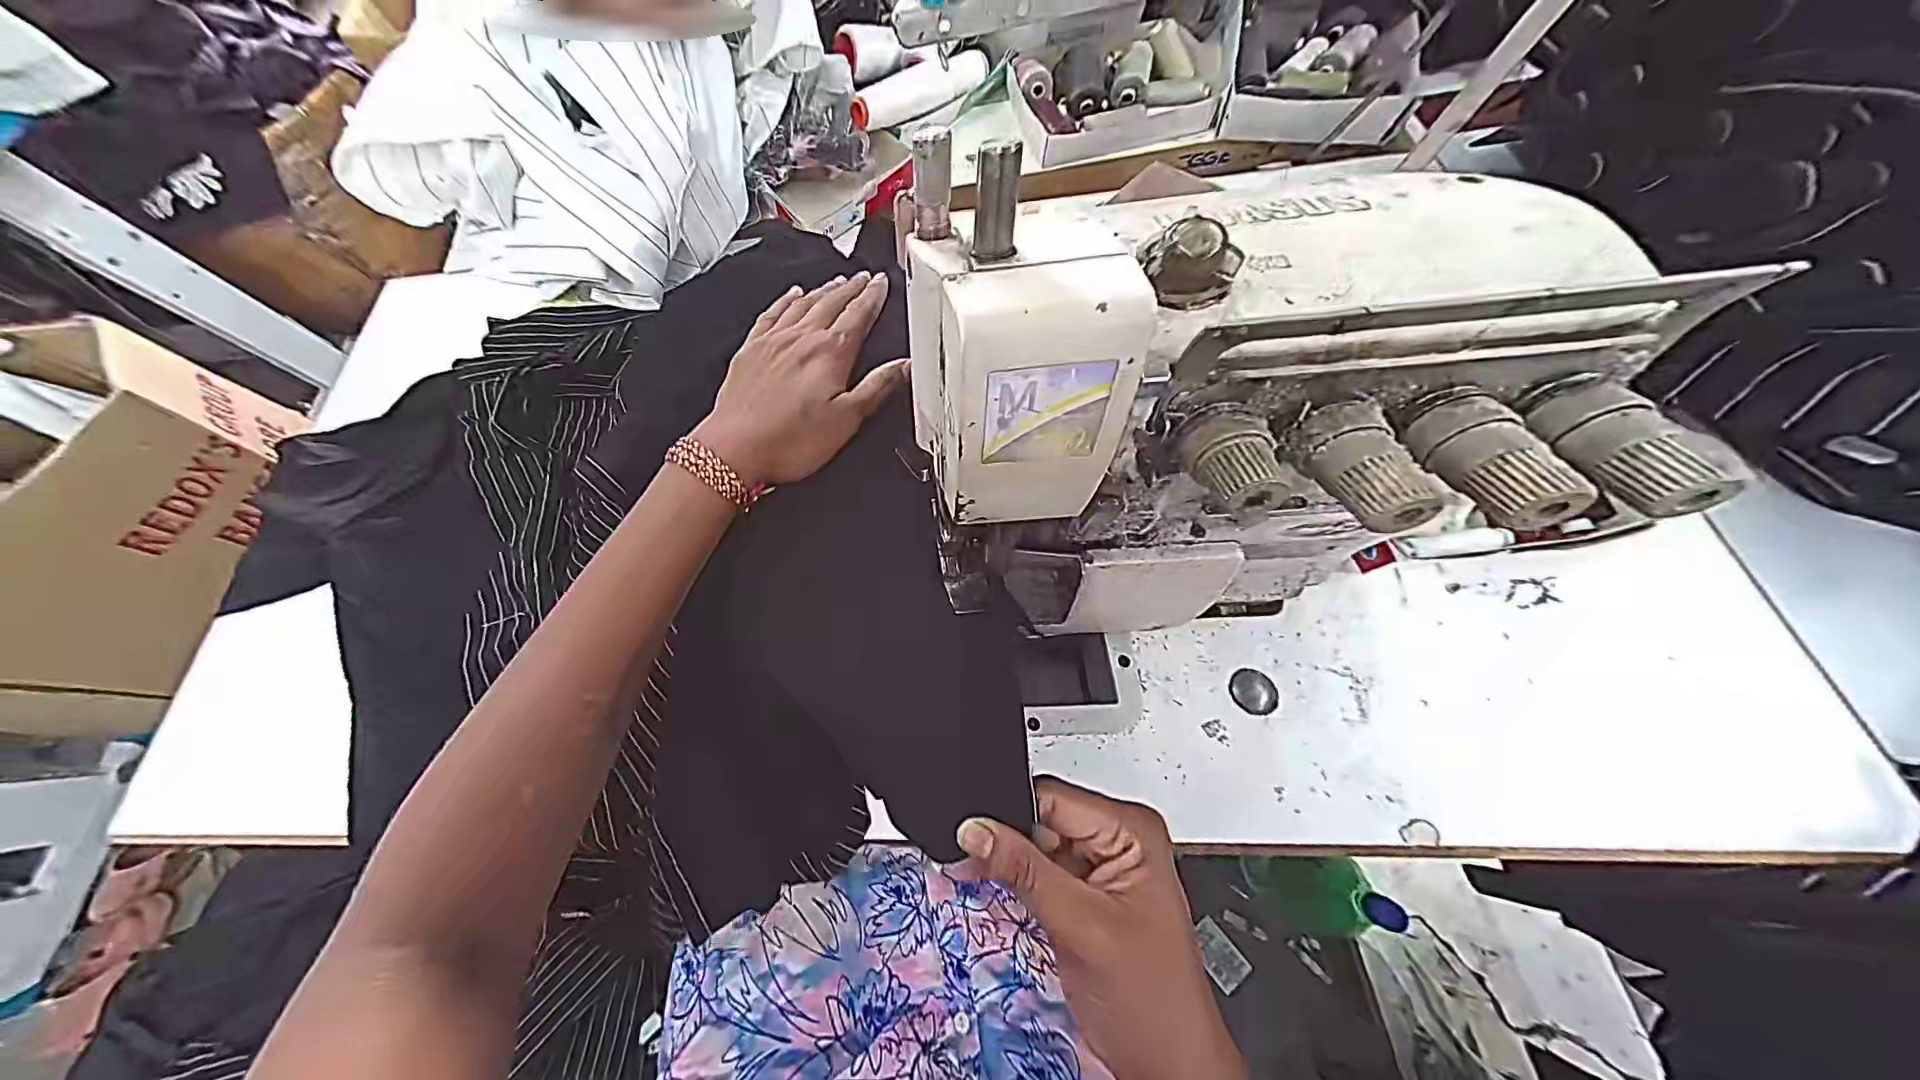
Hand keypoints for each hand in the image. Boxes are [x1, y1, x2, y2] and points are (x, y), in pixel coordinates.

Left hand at [689, 272, 906, 489]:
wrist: (735, 448)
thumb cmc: (790, 441)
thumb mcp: (848, 419)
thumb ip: (878, 387)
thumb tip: (903, 366)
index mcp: (830, 353)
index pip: (859, 315)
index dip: (873, 297)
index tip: (881, 284)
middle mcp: (801, 339)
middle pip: (832, 302)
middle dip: (852, 287)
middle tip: (864, 277)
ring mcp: (773, 342)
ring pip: (804, 303)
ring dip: (824, 289)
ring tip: (837, 281)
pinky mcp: (750, 351)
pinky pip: (772, 313)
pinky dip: (786, 300)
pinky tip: (791, 295)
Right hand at [958, 778, 1246, 1079]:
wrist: (1167, 1065)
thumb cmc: (1154, 1002)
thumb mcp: (1081, 926)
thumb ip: (1025, 872)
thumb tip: (977, 831)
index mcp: (1132, 830)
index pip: (1053, 798)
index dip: (1009, 814)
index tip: (971, 836)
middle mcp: (1118, 838)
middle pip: (1041, 818)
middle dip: (1007, 843)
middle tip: (973, 866)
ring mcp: (1100, 865)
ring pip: (1034, 845)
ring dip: (1010, 868)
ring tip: (996, 891)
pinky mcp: (1083, 890)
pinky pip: (1038, 871)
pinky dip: (1018, 886)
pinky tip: (1014, 903)